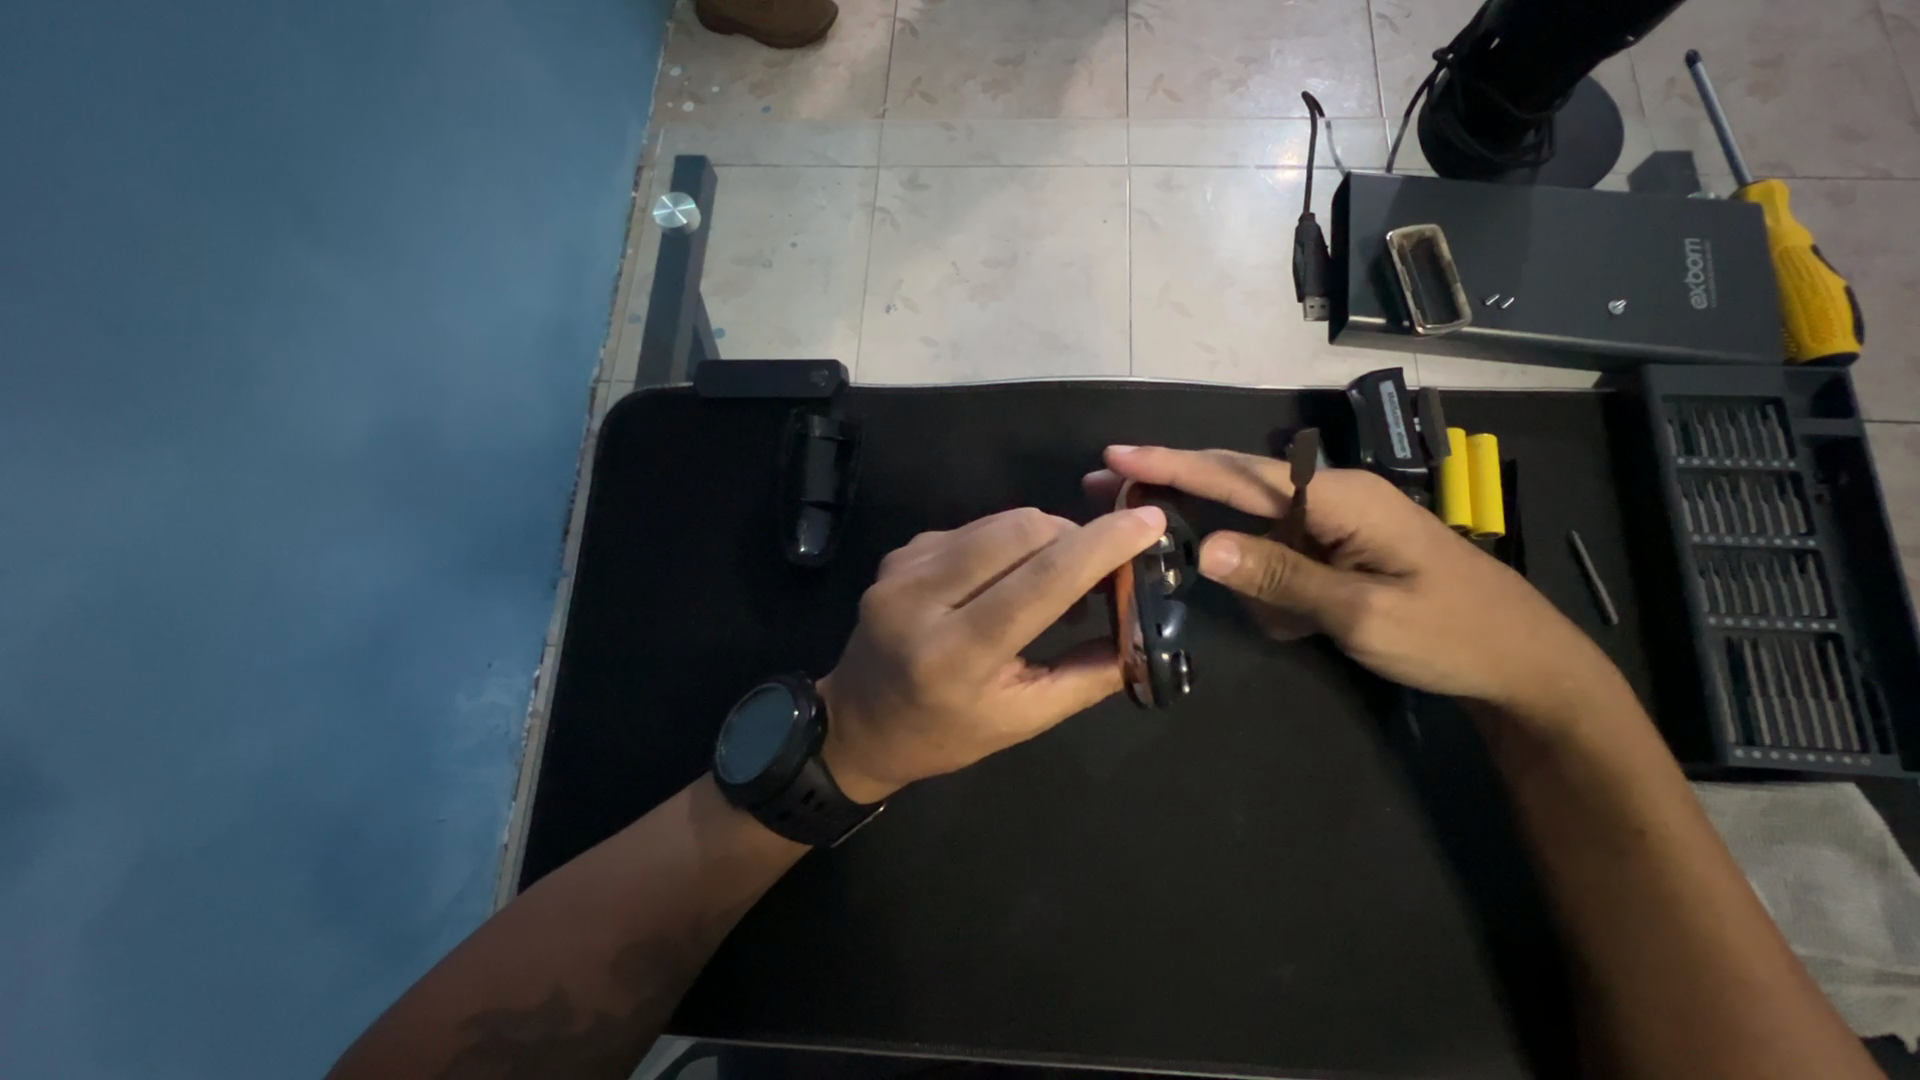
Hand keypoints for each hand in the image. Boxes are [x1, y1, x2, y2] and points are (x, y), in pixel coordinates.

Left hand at [818, 505, 1167, 801]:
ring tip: (1055, 582)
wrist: (857, 724)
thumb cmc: (944, 734)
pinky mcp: (897, 554)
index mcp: (955, 655)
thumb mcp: (1022, 720)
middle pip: (1021, 532)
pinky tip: (1005, 580)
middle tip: (1101, 569)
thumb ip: (1087, 676)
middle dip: (1075, 538)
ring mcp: (902, 570)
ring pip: (998, 522)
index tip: (1149, 521)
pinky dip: (1005, 545)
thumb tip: (1142, 630)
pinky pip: (972, 529)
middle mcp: (920, 600)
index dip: (1101, 546)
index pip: (1041, 581)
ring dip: (1044, 539)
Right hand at [1085, 445, 1630, 722]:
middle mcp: (1331, 496)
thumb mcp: (1362, 613)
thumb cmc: (1451, 633)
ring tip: (1293, 624)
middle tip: (1111, 486)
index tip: (1115, 456)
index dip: (1170, 464)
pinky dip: (1277, 592)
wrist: (1524, 663)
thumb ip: (1280, 577)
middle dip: (1178, 488)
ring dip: (1250, 574)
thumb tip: (1203, 546)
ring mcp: (1337, 523)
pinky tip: (1306, 627)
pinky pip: (1282, 560)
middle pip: (1236, 484)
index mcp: (1337, 497)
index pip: (1236, 474)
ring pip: (1257, 533)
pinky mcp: (1340, 549)